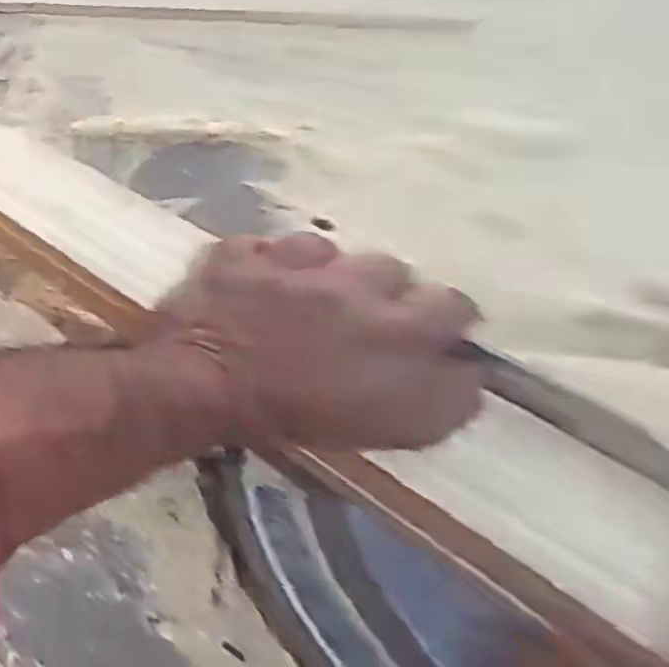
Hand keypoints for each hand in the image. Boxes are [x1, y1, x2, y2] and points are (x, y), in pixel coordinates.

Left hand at [153, 232, 484, 450]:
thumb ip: (450, 389)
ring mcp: (286, 262)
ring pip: (319, 247)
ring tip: (294, 293)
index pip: (451, 302)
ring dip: (314, 267)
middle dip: (375, 288)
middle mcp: (350, 283)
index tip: (418, 329)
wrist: (206, 384)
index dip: (436, 316)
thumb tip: (462, 361)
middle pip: (385, 267)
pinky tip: (249, 280)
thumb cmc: (302, 414)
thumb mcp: (405, 425)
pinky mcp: (235, 254)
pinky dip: (255, 260)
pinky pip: (255, 244)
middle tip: (349, 313)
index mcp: (400, 326)